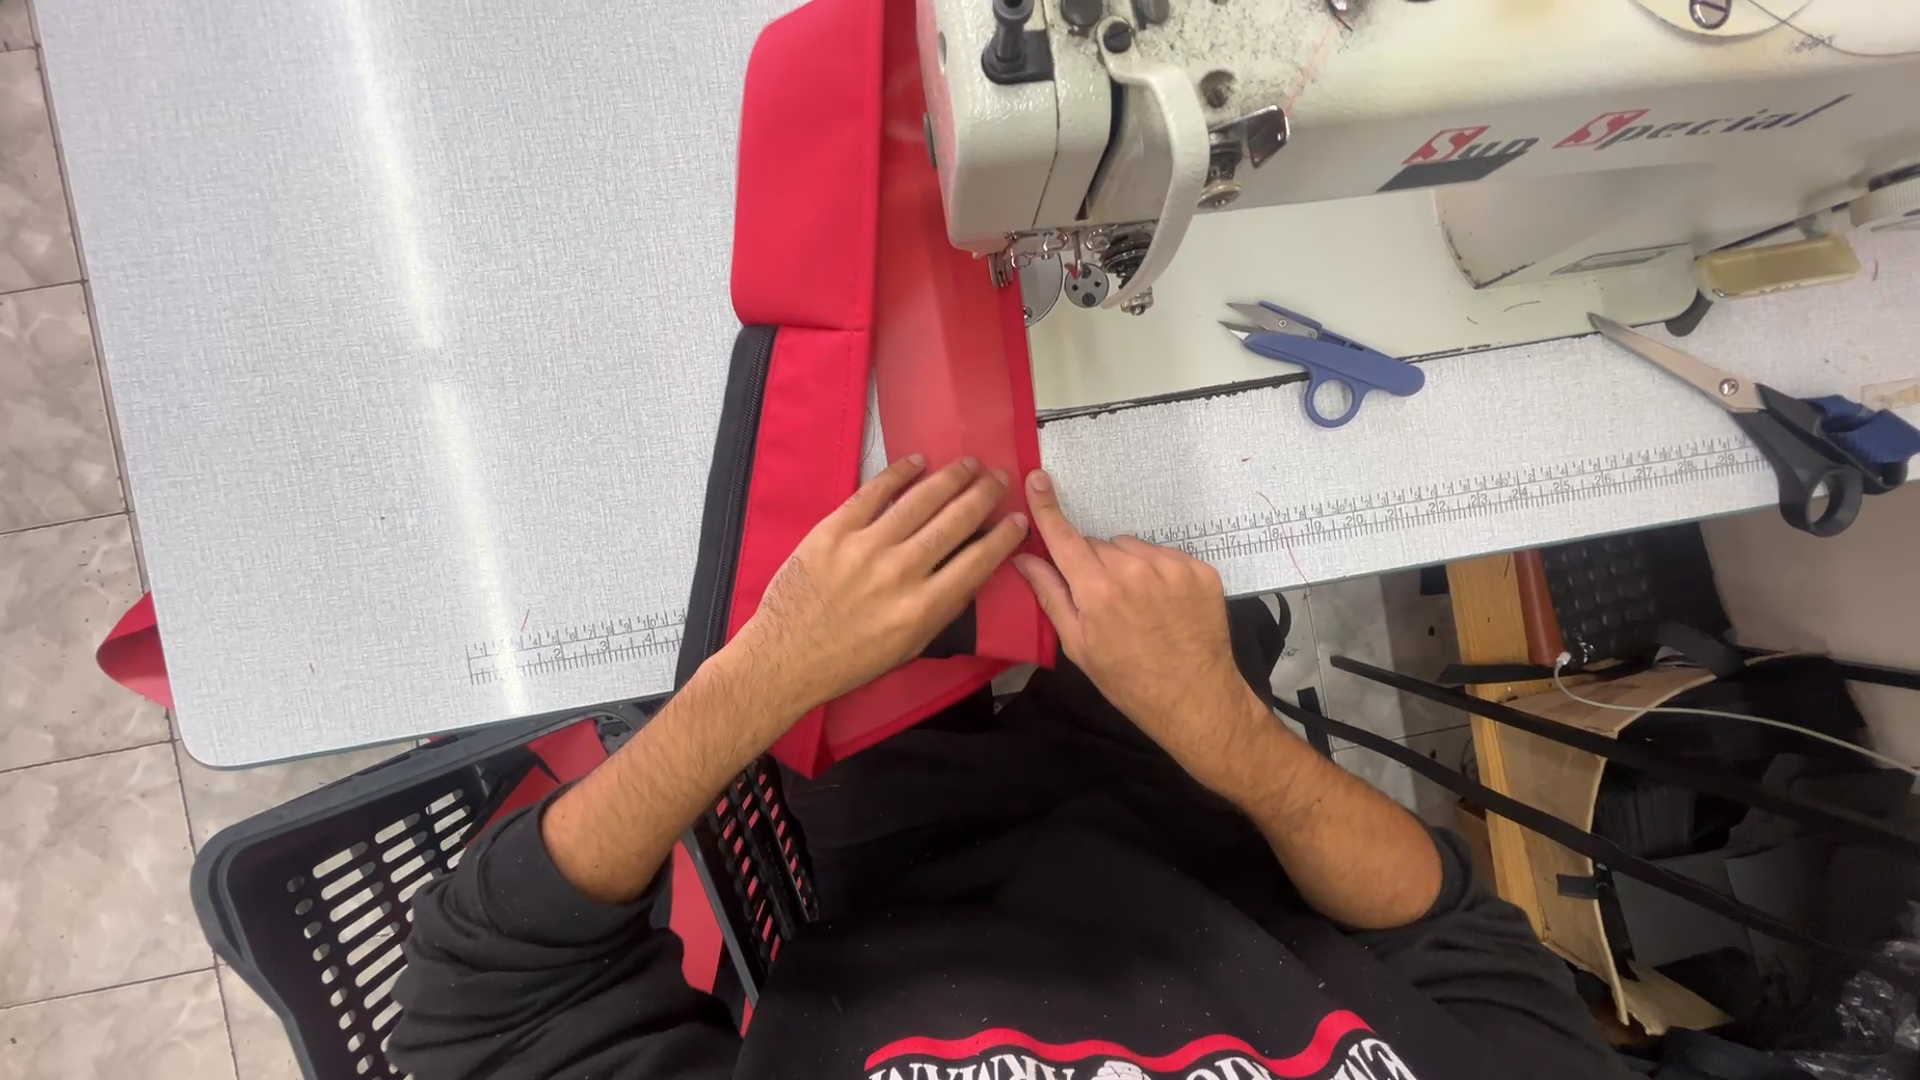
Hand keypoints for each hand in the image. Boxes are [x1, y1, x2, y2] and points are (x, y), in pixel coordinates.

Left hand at [723, 455, 1027, 722]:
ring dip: (950, 478)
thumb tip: (971, 570)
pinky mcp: (833, 530)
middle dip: (983, 495)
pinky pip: (873, 493)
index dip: (1004, 536)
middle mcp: (900, 572)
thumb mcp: (911, 646)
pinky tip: (917, 463)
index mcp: (923, 607)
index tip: (1018, 519)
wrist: (787, 656)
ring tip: (969, 464)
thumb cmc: (850, 659)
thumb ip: (943, 608)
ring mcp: (865, 547)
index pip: (978, 561)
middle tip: (999, 478)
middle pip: (955, 521)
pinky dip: (898, 474)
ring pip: (920, 500)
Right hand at [1013, 469, 1265, 769]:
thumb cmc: (1126, 678)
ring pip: (1130, 547)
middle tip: (1102, 601)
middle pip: (1097, 545)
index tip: (1037, 479)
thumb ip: (1049, 594)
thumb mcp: (1077, 644)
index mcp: (1098, 590)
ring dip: (1125, 566)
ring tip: (1136, 604)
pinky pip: (1163, 555)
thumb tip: (1022, 558)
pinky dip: (1156, 571)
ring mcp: (1171, 567)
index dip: (1047, 508)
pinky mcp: (1199, 569)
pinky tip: (1161, 602)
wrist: (1194, 697)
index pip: (1064, 537)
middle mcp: (1134, 569)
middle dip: (1091, 564)